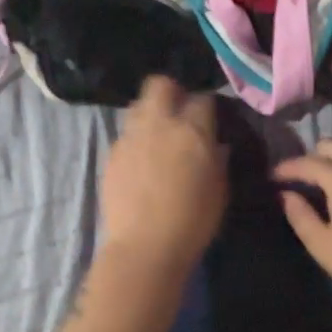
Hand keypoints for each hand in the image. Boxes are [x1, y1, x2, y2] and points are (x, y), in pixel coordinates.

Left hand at [99, 77, 226, 272]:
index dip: (206, 107)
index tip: (208, 120)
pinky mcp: (112, 154)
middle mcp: (160, 125)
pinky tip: (141, 161)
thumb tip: (215, 147)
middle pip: (160, 85)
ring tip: (157, 135)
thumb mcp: (219, 191)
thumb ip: (217, 161)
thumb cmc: (193, 222)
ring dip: (149, 113)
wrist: (145, 246)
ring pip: (138, 106)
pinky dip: (135, 140)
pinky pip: (125, 134)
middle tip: (178, 112)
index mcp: (193, 132)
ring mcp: (131, 138)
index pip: (202, 99)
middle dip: (171, 92)